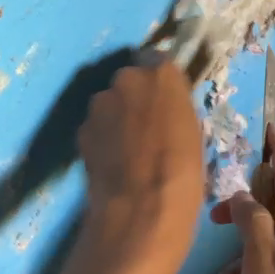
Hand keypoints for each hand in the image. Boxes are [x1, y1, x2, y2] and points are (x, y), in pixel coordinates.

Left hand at [77, 58, 204, 270]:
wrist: (140, 211)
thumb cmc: (183, 173)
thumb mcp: (193, 132)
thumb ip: (174, 109)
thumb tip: (164, 111)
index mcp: (163, 75)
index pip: (158, 62)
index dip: (160, 83)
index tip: (164, 101)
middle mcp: (127, 78)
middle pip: (130, 80)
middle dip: (135, 97)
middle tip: (146, 127)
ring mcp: (100, 103)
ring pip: (109, 103)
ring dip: (117, 117)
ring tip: (128, 150)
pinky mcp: (81, 129)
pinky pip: (96, 127)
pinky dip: (102, 138)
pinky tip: (112, 163)